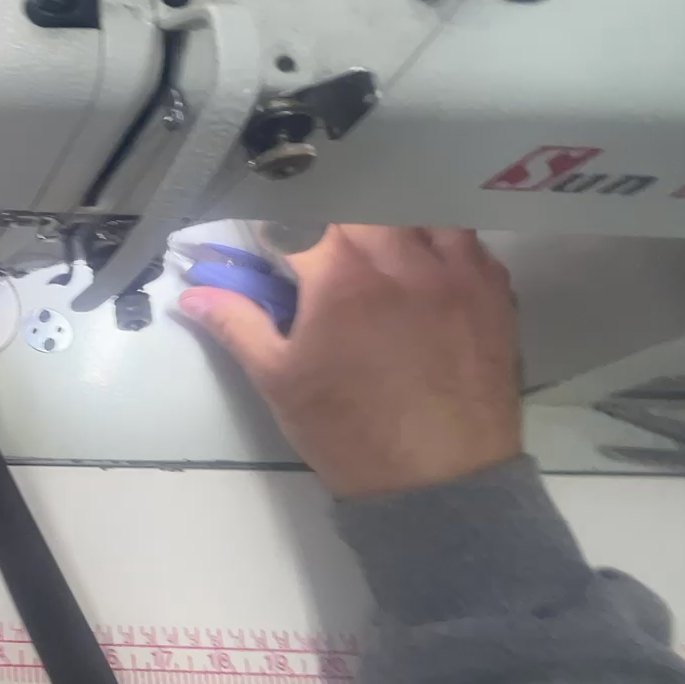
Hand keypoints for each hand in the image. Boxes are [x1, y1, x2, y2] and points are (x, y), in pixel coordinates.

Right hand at [179, 225, 520, 497]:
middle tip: (306, 242)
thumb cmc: (343, 426)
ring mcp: (458, 275)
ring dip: (382, 219)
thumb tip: (190, 295)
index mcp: (343, 283)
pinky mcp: (494, 294)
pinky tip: (414, 262)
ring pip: (419, 213)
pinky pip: (466, 240)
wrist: (435, 476)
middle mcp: (405, 265)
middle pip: (362, 208)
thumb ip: (235, 323)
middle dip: (326, 218)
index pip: (301, 224)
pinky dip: (432, 238)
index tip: (258, 238)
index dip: (273, 225)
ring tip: (362, 245)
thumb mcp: (274, 377)